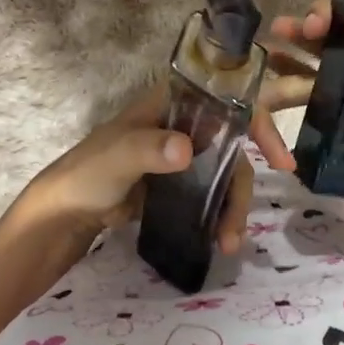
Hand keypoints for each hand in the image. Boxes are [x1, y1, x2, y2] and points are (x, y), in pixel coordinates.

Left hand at [19, 84, 257, 254]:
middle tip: (248, 221)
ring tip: (229, 242)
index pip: (226, 102)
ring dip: (233, 205)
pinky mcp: (177, 186)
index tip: (280, 157)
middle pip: (232, 144)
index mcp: (172, 105)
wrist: (63, 213)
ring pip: (224, 173)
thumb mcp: (116, 155)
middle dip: (244, 181)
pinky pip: (210, 195)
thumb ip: (148, 149)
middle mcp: (183, 126)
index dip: (258, 121)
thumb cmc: (87, 172)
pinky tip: (221, 238)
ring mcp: (180, 157)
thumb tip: (185, 149)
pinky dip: (220, 214)